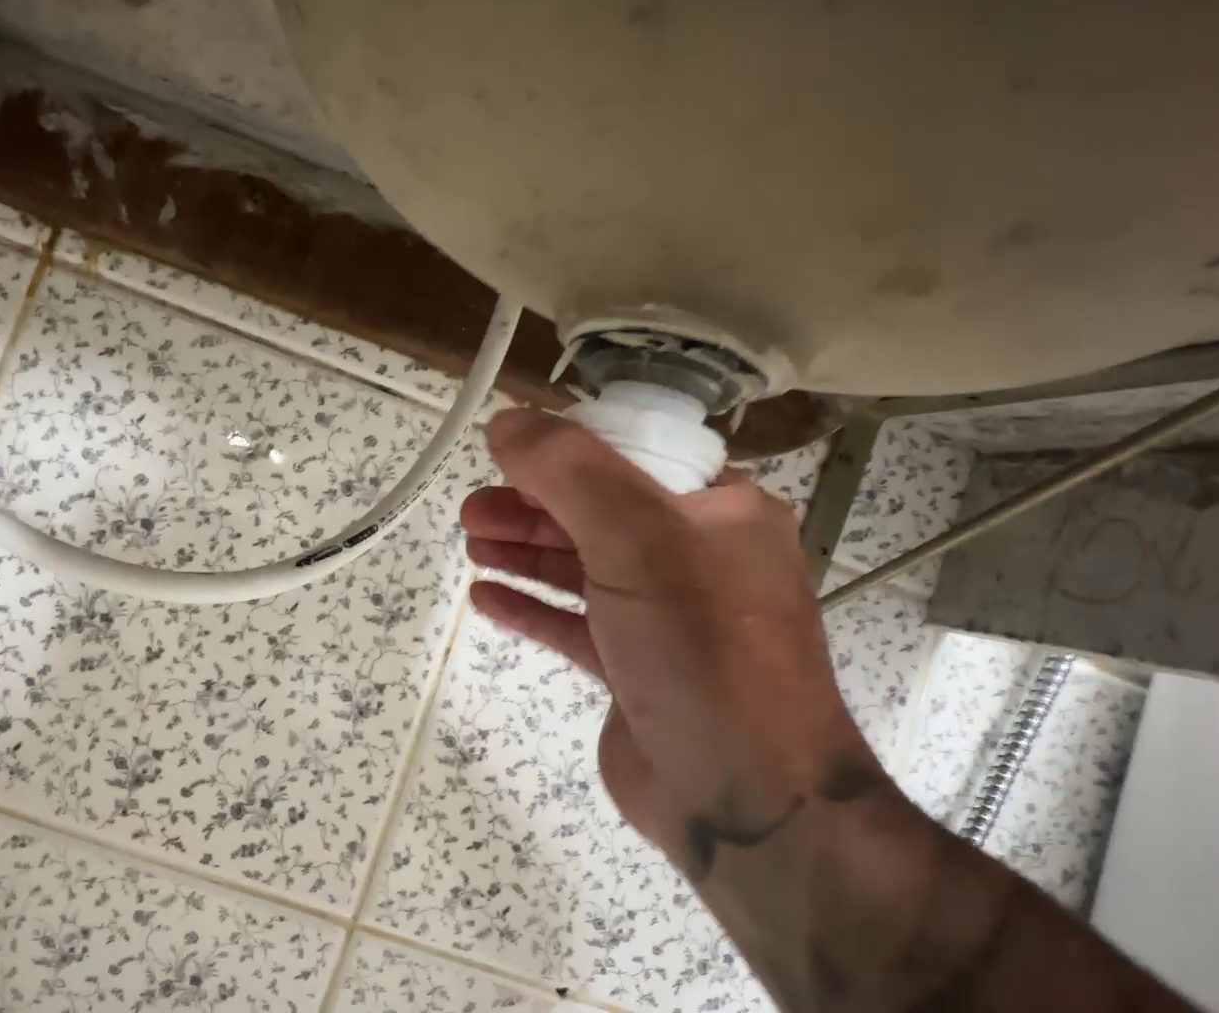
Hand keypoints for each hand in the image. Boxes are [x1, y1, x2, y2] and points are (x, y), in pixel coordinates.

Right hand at [462, 408, 882, 877]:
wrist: (747, 796)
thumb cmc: (704, 649)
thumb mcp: (638, 540)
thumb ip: (570, 472)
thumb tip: (508, 422)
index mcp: (720, 512)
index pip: (634, 456)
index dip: (567, 450)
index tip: (507, 453)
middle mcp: (697, 558)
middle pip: (597, 512)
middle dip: (530, 505)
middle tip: (472, 510)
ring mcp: (666, 617)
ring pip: (582, 566)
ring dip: (524, 550)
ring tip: (471, 543)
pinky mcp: (636, 669)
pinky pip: (574, 623)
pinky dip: (531, 605)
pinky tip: (486, 597)